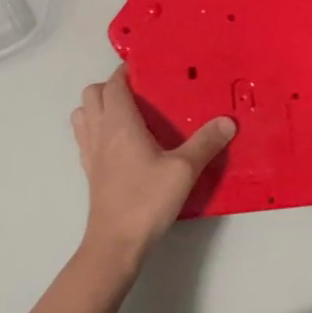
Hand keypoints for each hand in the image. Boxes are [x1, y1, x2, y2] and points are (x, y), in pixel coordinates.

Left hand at [72, 66, 235, 264]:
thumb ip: (205, 143)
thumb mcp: (183, 171)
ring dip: (99, 109)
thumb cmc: (147, 201)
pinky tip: (120, 146)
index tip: (148, 71)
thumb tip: (227, 122)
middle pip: (91, 94)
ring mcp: (90, 154)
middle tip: (140, 96)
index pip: (113, 83)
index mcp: (119, 123)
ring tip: (127, 117)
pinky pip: (86, 140)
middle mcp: (99, 132)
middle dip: (111, 87)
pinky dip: (97, 132)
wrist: (116, 242)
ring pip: (83, 116)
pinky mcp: (90, 173)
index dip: (127, 72)